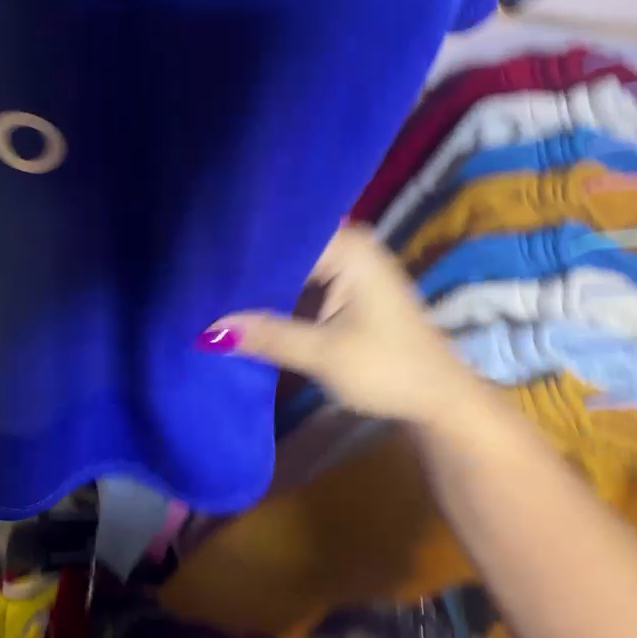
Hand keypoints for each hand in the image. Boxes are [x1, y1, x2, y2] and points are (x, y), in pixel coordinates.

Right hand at [202, 225, 479, 425]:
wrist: (441, 402)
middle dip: (247, 269)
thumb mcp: (324, 354)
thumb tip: (206, 331)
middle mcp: (349, 247)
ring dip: (258, 288)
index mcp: (350, 247)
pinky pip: (301, 287)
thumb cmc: (390, 370)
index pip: (284, 235)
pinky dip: (276, 301)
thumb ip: (267, 336)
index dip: (243, 250)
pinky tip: (239, 309)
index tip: (199, 261)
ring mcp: (349, 270)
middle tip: (195, 279)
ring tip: (207, 292)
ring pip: (291, 272)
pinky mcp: (347, 294)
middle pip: (285, 251)